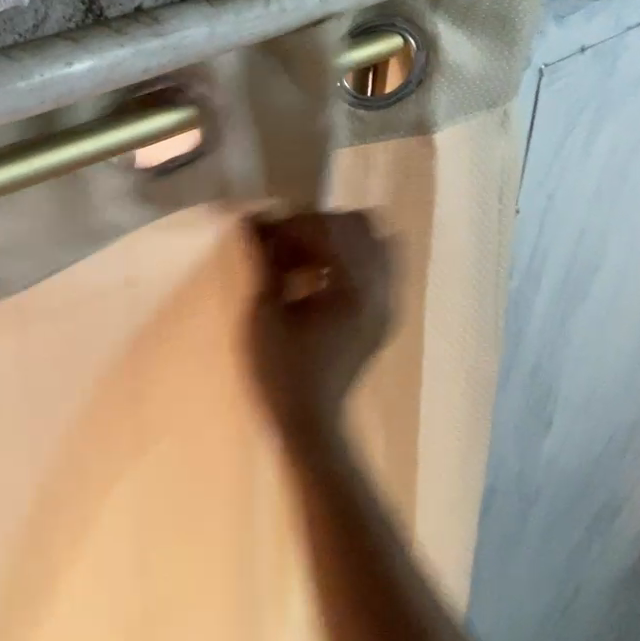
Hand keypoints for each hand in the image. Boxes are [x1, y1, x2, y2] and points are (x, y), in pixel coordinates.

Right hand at [247, 210, 393, 432]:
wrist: (309, 422)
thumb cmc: (280, 371)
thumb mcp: (264, 313)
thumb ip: (262, 261)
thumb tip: (250, 219)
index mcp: (355, 288)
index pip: (331, 227)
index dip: (292, 223)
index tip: (259, 235)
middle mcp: (384, 289)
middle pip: (360, 225)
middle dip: (316, 225)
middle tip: (280, 245)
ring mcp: (388, 302)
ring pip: (374, 242)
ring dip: (334, 240)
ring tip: (298, 259)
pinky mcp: (382, 314)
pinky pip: (376, 266)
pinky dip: (346, 259)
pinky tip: (313, 279)